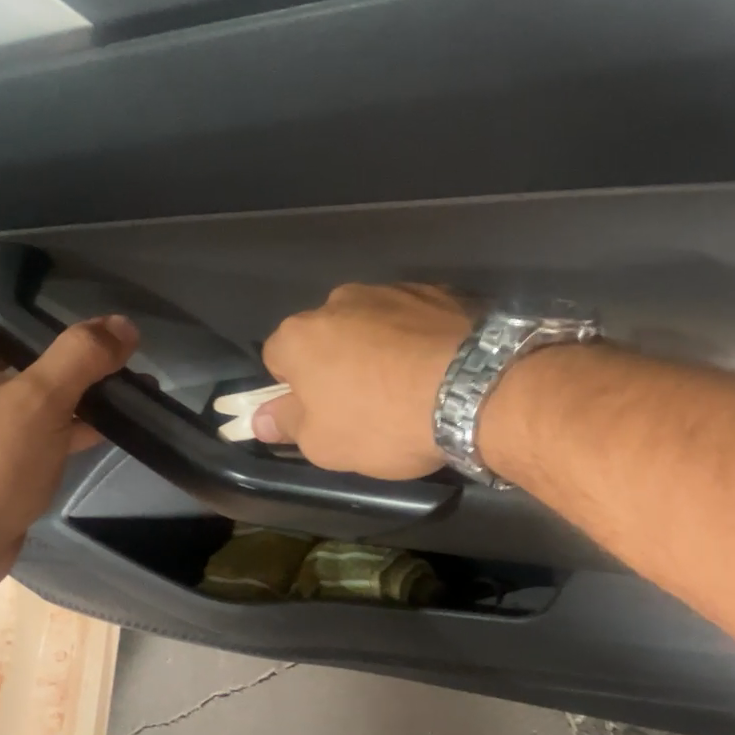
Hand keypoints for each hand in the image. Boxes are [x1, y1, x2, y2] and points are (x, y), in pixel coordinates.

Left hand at [0, 266, 138, 596]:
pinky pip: (27, 426)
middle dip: (27, 326)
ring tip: (110, 368)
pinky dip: (62, 418)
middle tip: (78, 318)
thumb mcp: (36, 404)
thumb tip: (122, 324)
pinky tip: (106, 421)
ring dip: (55, 376)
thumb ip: (80, 358)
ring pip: (11, 385)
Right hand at [254, 284, 470, 478]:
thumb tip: (261, 418)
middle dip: (341, 363)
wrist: (473, 390)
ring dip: (383, 348)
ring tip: (412, 386)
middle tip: (369, 403)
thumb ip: (289, 425)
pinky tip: (440, 369)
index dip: (295, 388)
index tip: (323, 412)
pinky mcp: (440, 292)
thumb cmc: (384, 422)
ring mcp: (394, 290)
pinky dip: (421, 339)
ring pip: (374, 323)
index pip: (277, 357)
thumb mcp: (326, 444)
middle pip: (328, 335)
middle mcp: (341, 300)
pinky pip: (417, 319)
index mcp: (301, 334)